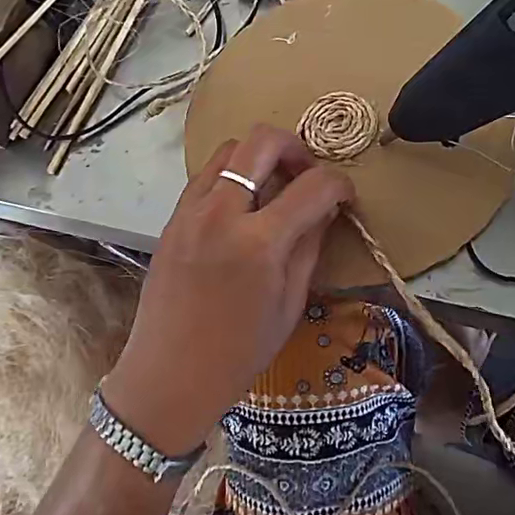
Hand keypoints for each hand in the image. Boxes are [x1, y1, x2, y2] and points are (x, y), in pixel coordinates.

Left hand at [103, 124, 354, 456]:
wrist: (170, 373)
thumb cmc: (239, 352)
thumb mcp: (290, 303)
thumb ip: (309, 246)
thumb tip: (325, 210)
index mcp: (260, 243)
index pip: (314, 185)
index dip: (340, 185)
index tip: (344, 197)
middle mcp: (221, 214)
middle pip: (262, 141)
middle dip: (295, 148)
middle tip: (305, 177)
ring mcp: (190, 212)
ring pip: (228, 150)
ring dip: (258, 158)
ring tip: (272, 191)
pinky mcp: (171, 220)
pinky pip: (204, 177)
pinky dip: (229, 178)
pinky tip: (240, 209)